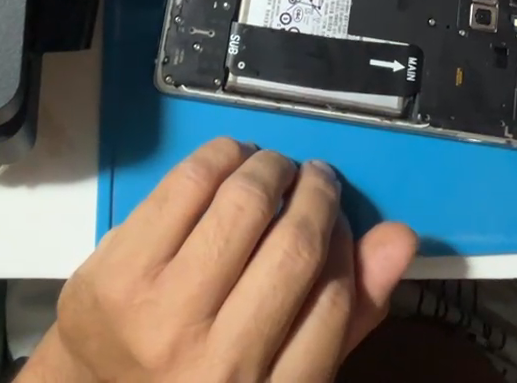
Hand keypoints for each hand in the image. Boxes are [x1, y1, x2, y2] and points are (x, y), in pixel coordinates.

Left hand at [25, 138, 417, 382]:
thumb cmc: (203, 376)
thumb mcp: (280, 370)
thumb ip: (348, 315)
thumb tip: (400, 236)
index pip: (333, 300)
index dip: (344, 243)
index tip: (339, 218)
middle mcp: (215, 367)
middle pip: (291, 246)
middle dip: (314, 194)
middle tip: (314, 178)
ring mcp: (158, 316)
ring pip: (241, 204)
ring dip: (269, 168)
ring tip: (275, 167)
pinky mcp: (116, 270)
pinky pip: (185, 185)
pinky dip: (219, 157)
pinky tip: (230, 159)